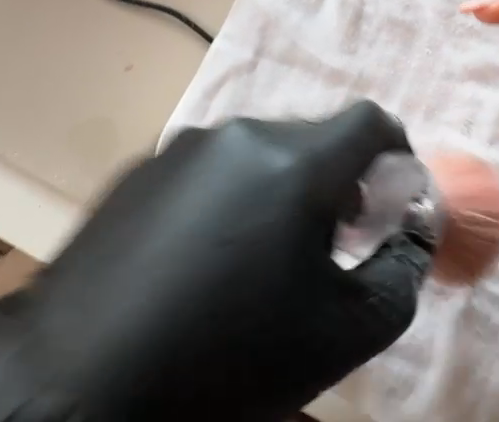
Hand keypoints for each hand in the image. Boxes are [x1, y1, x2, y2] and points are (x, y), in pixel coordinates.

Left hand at [0, 101, 431, 421]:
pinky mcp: (140, 168)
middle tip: (336, 238)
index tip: (392, 194)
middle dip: (339, 178)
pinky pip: (209, 168)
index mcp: (295, 163)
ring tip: (268, 254)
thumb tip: (413, 229)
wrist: (84, 378)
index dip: (394, 151)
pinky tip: (208, 257)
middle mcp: (239, 136)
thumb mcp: (342, 334)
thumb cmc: (229, 357)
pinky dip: (231, 196)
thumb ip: (400, 272)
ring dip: (282, 188)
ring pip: (258, 152)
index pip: (368, 121)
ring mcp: (182, 147)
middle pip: (312, 137)